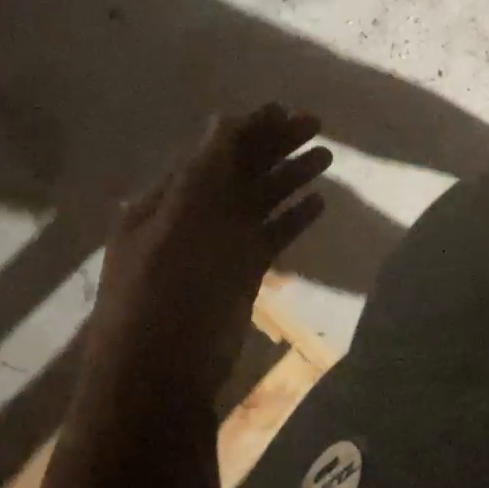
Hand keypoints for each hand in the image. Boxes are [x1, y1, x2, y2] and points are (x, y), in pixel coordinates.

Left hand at [79, 104, 331, 405]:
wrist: (161, 377)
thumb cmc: (165, 291)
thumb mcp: (180, 221)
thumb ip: (206, 169)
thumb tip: (225, 119)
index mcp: (167, 201)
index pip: (212, 152)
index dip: (248, 128)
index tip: (286, 110)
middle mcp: (192, 218)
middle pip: (240, 171)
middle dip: (276, 146)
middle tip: (316, 124)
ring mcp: (218, 247)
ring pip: (259, 201)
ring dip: (290, 176)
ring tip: (327, 157)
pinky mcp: (241, 274)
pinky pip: (271, 235)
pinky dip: (293, 218)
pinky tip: (320, 202)